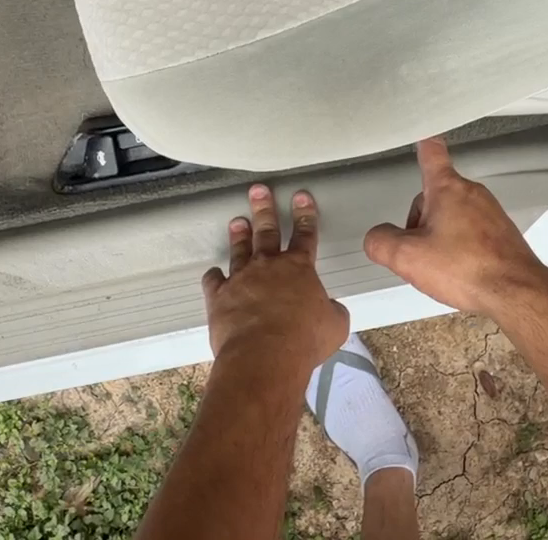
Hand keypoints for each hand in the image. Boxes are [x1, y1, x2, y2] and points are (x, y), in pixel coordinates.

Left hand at [202, 184, 349, 380]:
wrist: (263, 357)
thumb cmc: (304, 340)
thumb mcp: (335, 326)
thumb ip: (333, 311)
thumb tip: (331, 310)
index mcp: (299, 268)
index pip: (305, 233)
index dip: (305, 214)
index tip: (300, 196)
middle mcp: (269, 266)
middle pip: (267, 231)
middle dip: (264, 208)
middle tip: (258, 190)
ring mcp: (241, 279)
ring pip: (240, 250)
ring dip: (239, 235)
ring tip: (237, 221)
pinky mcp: (219, 297)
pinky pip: (214, 281)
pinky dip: (214, 277)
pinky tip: (213, 274)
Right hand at [364, 138, 547, 316]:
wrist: (515, 292)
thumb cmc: (469, 268)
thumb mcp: (408, 257)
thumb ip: (381, 242)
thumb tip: (376, 237)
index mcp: (447, 189)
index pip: (431, 153)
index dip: (422, 143)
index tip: (421, 134)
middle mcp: (471, 193)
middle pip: (434, 196)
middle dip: (420, 220)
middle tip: (420, 250)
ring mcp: (488, 212)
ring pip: (451, 216)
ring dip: (440, 236)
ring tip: (443, 266)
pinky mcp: (499, 232)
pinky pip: (470, 232)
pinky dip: (460, 248)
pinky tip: (460, 271)